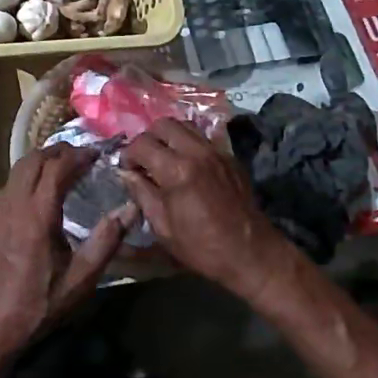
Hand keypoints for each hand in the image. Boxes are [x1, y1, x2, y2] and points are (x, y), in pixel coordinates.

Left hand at [0, 144, 135, 360]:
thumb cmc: (41, 302)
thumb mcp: (81, 278)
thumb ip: (107, 241)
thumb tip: (131, 209)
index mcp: (38, 215)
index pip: (56, 168)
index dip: (78, 155)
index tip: (98, 153)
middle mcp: (16, 204)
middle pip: (34, 159)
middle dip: (59, 151)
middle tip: (84, 155)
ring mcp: (1, 209)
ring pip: (19, 167)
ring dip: (42, 158)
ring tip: (67, 165)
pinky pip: (12, 181)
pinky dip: (30, 172)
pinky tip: (45, 187)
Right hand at [119, 120, 299, 307]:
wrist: (251, 253)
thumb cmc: (201, 246)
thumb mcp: (163, 227)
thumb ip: (142, 193)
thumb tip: (126, 174)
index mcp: (176, 171)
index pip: (142, 143)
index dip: (128, 154)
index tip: (127, 169)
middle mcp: (196, 152)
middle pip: (163, 124)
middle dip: (148, 138)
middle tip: (145, 160)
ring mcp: (216, 151)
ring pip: (185, 125)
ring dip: (169, 137)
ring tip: (165, 158)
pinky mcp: (229, 157)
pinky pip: (203, 138)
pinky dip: (189, 144)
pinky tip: (187, 165)